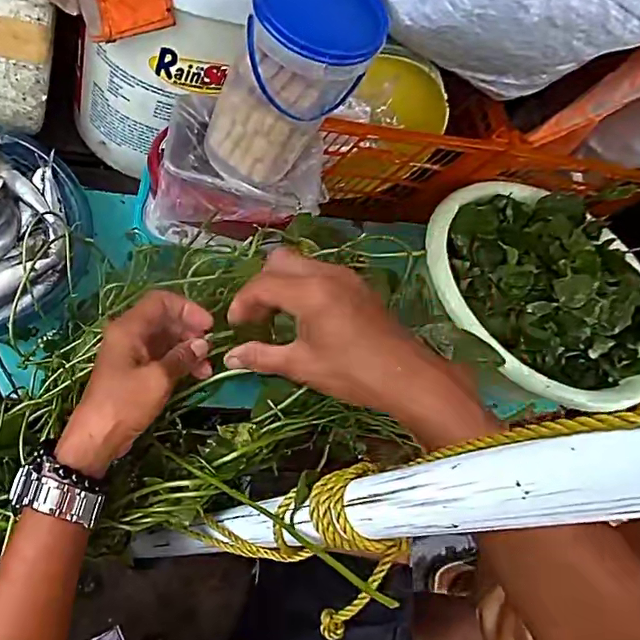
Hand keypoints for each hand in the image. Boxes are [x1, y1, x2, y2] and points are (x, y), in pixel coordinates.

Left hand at [56, 291, 212, 476]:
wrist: (97, 436)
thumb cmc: (124, 403)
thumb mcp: (157, 379)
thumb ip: (181, 357)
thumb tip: (202, 344)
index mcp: (128, 328)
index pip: (160, 301)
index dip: (187, 308)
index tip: (208, 325)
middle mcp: (128, 335)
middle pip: (163, 319)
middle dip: (189, 330)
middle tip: (210, 348)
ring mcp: (130, 353)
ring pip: (164, 340)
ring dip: (187, 349)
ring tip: (207, 368)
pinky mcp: (133, 371)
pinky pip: (159, 357)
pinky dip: (178, 362)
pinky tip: (197, 374)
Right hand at [225, 249, 495, 449]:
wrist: (409, 378)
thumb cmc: (352, 373)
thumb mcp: (301, 366)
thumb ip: (261, 356)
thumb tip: (230, 357)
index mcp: (309, 293)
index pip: (261, 285)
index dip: (241, 303)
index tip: (236, 326)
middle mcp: (326, 275)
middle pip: (277, 261)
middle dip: (259, 285)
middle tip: (255, 315)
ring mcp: (344, 276)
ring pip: (299, 263)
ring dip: (280, 282)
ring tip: (275, 315)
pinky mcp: (356, 285)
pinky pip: (317, 271)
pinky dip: (300, 284)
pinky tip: (301, 314)